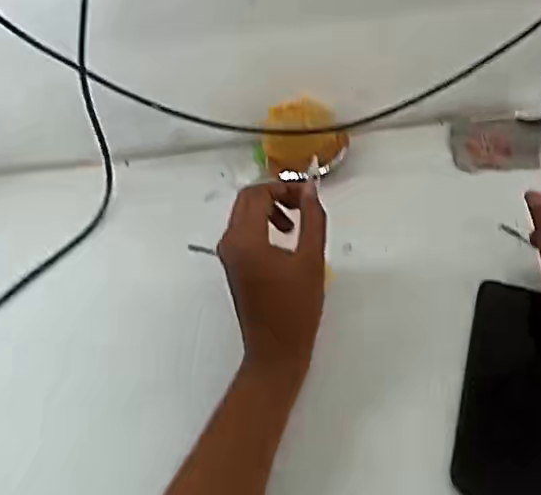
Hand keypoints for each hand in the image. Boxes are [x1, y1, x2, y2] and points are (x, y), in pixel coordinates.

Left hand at [217, 181, 327, 378]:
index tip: (307, 195)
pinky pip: (243, 229)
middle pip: (248, 199)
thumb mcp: (311, 259)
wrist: (276, 353)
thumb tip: (310, 188)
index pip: (259, 194)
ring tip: (295, 223)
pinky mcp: (232, 263)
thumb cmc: (296, 309)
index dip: (284, 187)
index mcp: (245, 238)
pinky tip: (285, 237)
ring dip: (269, 207)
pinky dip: (263, 223)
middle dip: (276, 194)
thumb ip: (312, 218)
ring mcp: (228, 253)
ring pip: (244, 212)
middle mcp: (230, 241)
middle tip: (302, 203)